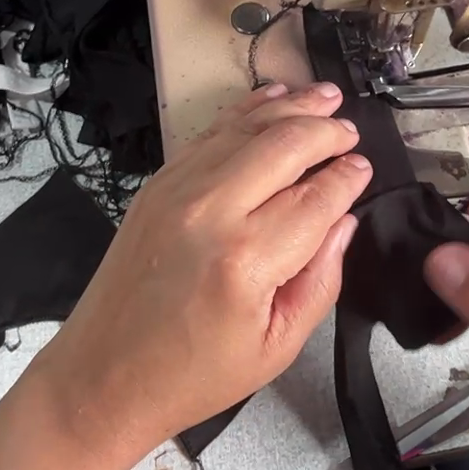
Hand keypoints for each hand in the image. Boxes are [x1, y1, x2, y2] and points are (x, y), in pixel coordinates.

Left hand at [34, 82, 368, 459]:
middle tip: (351, 129)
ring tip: (326, 96)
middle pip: (284, 145)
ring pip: (248, 127)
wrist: (103, 372)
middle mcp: (212, 210)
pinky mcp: (159, 182)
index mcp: (247, 260)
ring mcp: (179, 188)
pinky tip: (272, 98)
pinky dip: (246, 111)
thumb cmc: (194, 373)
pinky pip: (212, 131)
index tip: (365, 167)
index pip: (316, 198)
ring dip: (291, 106)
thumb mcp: (277, 347)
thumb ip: (321, 279)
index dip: (348, 177)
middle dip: (326, 130)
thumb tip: (344, 220)